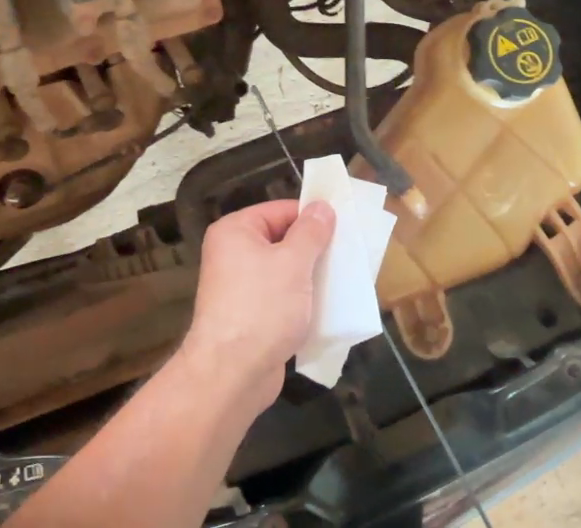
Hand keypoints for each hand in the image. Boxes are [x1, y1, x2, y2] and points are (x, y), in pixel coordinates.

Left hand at [178, 199, 335, 406]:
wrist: (231, 373)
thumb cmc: (262, 307)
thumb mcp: (293, 263)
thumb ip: (310, 232)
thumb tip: (322, 207)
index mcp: (235, 231)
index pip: (279, 211)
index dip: (311, 216)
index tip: (344, 224)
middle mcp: (232, 254)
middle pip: (281, 240)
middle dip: (314, 249)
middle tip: (349, 253)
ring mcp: (240, 287)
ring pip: (284, 272)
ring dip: (311, 277)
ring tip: (344, 279)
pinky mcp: (250, 316)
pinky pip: (281, 298)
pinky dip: (302, 301)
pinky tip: (328, 308)